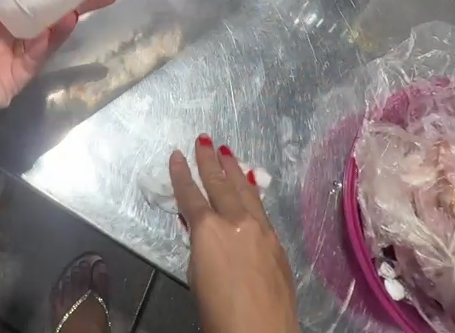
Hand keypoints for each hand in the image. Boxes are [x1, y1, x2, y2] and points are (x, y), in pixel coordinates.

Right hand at [170, 138, 298, 332]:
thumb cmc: (218, 315)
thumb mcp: (196, 276)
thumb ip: (199, 245)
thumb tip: (201, 230)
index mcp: (208, 229)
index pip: (189, 194)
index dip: (181, 174)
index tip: (177, 155)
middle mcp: (235, 220)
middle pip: (219, 183)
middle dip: (209, 160)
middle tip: (204, 140)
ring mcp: (260, 230)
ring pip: (244, 190)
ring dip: (233, 170)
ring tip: (226, 152)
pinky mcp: (277, 243)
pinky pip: (261, 209)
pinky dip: (251, 193)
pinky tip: (250, 187)